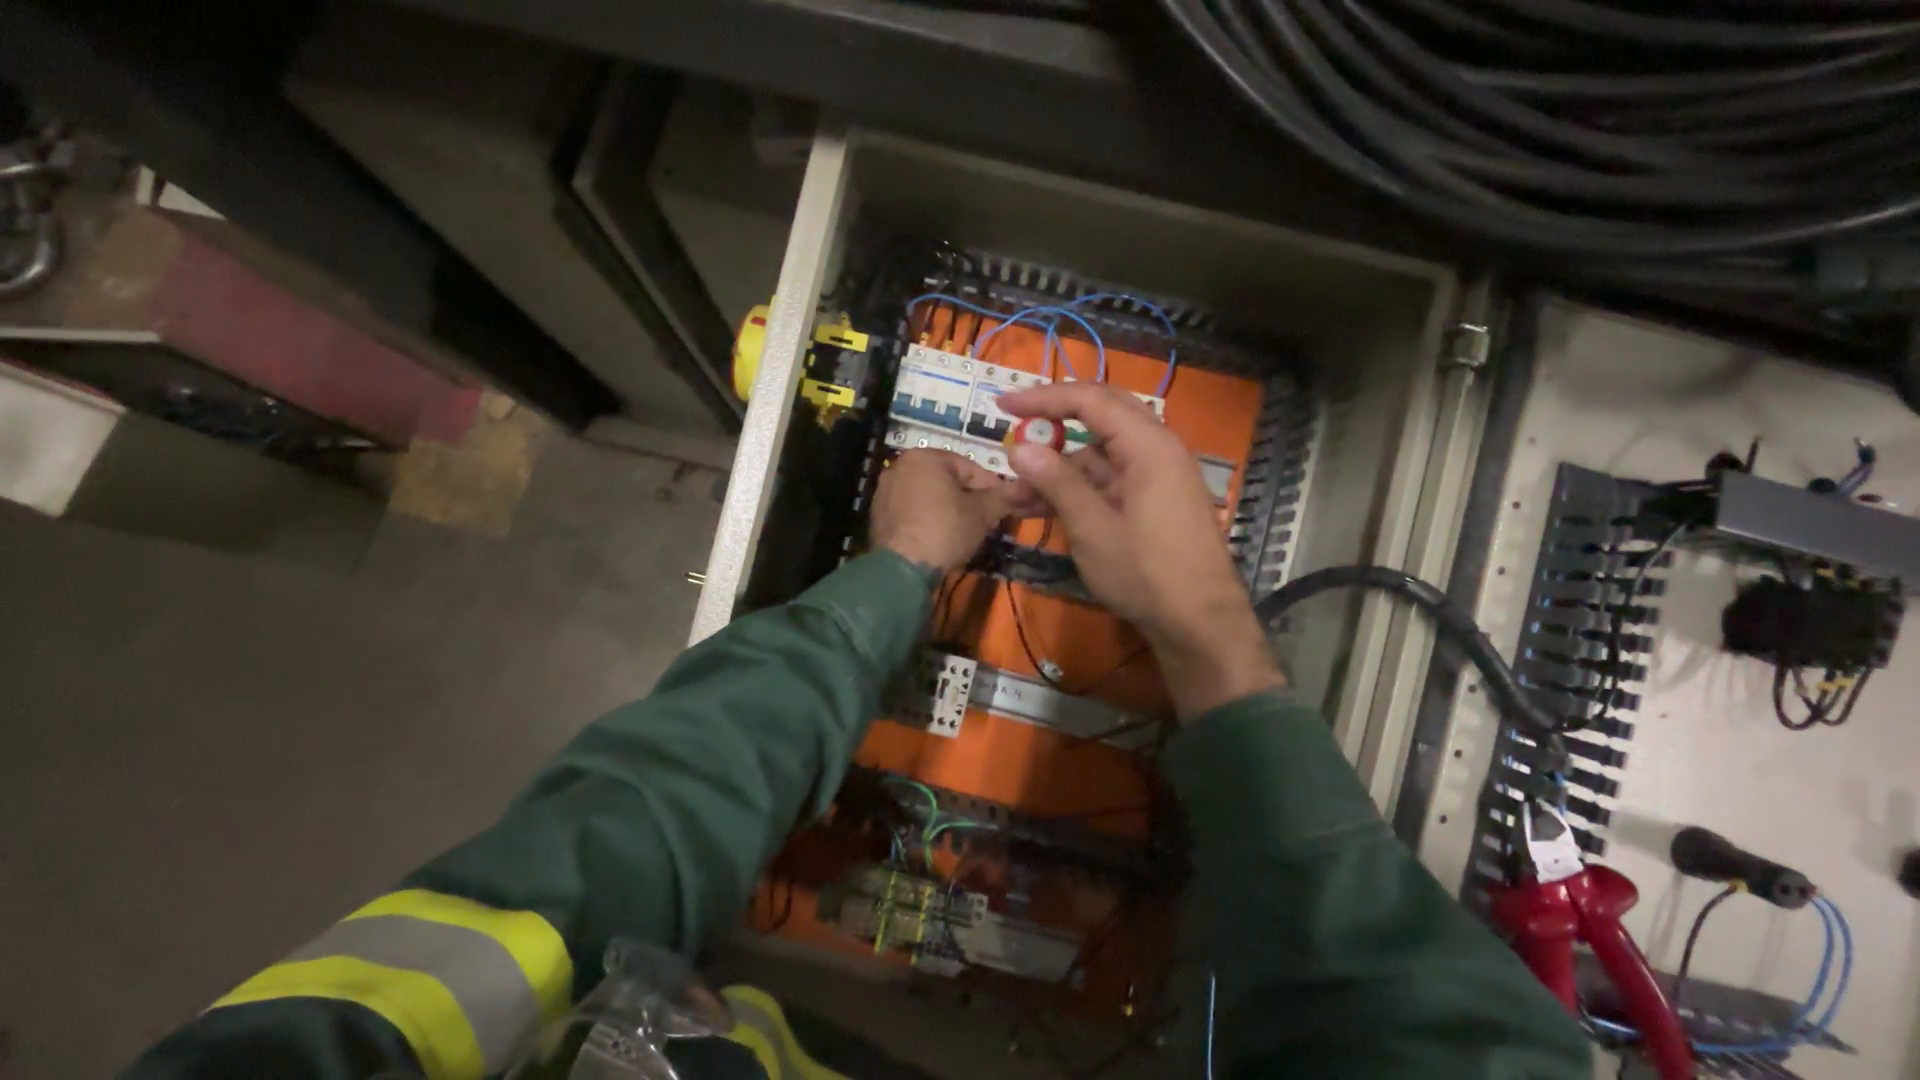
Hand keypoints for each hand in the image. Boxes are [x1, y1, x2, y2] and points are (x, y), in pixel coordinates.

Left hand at [871, 449, 1027, 572]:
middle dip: (969, 499)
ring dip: (948, 510)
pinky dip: (927, 521)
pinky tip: (939, 539)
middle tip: (986, 522)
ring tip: (964, 533)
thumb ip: (1005, 497)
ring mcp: (884, 492)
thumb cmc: (946, 529)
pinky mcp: (877, 517)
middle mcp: (898, 467)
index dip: (993, 488)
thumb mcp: (982, 512)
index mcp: (923, 457)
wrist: (903, 568)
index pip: (970, 467)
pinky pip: (911, 512)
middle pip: (947, 481)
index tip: (1005, 508)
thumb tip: (1030, 488)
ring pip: (928, 497)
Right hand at [999, 383, 1283, 717]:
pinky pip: (1109, 481)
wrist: (1199, 622)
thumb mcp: (1092, 527)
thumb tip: (1019, 447)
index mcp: (1149, 445)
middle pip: (1099, 419)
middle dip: (1052, 426)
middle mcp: (1157, 450)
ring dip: (1058, 469)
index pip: (1091, 400)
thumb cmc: (1145, 572)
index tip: (1003, 404)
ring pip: (1100, 456)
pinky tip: (1042, 508)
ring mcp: (1157, 477)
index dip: (1044, 398)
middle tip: (1012, 431)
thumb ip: (1056, 482)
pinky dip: (1077, 490)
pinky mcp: (1154, 502)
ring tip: (1014, 494)